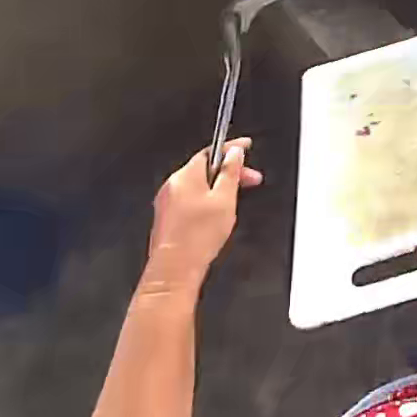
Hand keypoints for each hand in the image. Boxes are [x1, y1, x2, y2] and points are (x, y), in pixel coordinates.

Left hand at [140, 137, 262, 299]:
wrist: (174, 272)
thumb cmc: (197, 237)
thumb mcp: (226, 198)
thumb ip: (231, 171)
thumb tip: (234, 153)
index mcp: (186, 175)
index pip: (211, 150)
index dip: (231, 146)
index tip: (245, 145)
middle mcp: (173, 185)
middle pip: (205, 168)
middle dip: (229, 172)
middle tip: (250, 179)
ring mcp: (167, 202)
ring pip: (198, 185)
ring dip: (219, 187)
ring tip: (234, 202)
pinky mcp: (167, 218)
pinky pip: (190, 199)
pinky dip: (206, 201)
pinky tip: (216, 217)